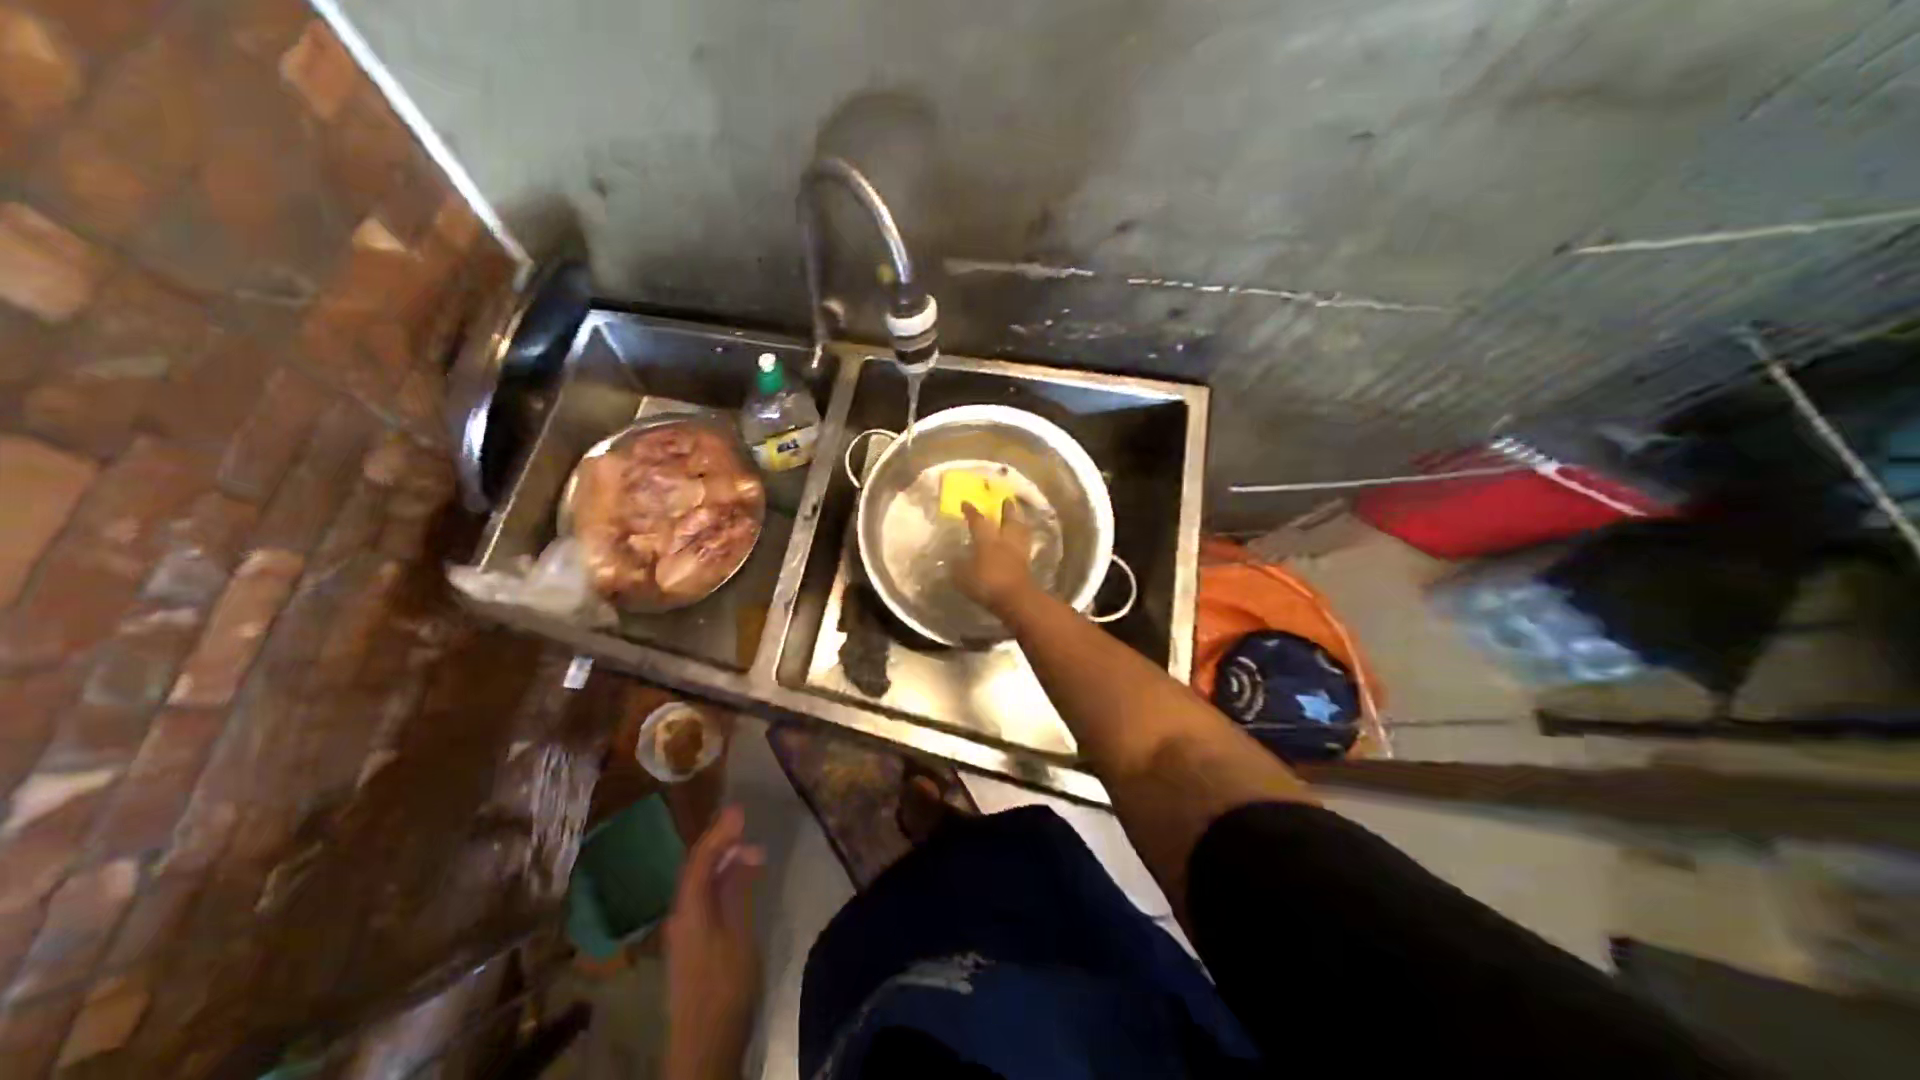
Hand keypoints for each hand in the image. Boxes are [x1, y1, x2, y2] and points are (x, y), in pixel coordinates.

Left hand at [664, 805, 763, 1079]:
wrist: (705, 1043)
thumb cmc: (726, 985)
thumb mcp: (740, 934)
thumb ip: (740, 890)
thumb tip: (747, 852)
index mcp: (688, 909)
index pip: (700, 859)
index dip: (719, 831)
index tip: (740, 808)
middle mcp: (679, 915)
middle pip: (696, 868)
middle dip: (720, 842)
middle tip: (745, 822)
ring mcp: (683, 932)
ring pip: (700, 884)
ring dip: (722, 862)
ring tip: (748, 848)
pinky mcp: (692, 946)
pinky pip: (704, 898)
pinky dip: (721, 882)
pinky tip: (739, 884)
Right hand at [958, 500, 1037, 612]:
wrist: (1016, 599)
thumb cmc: (987, 583)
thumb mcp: (963, 577)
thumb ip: (958, 566)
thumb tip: (954, 559)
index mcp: (987, 539)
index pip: (978, 520)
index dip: (971, 511)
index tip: (965, 503)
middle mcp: (1004, 539)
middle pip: (1008, 518)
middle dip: (1007, 508)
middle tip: (1006, 499)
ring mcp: (1019, 550)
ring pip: (1020, 529)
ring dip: (1018, 521)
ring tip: (1017, 516)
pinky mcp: (1027, 563)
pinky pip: (1024, 545)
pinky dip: (1022, 539)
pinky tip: (1019, 540)